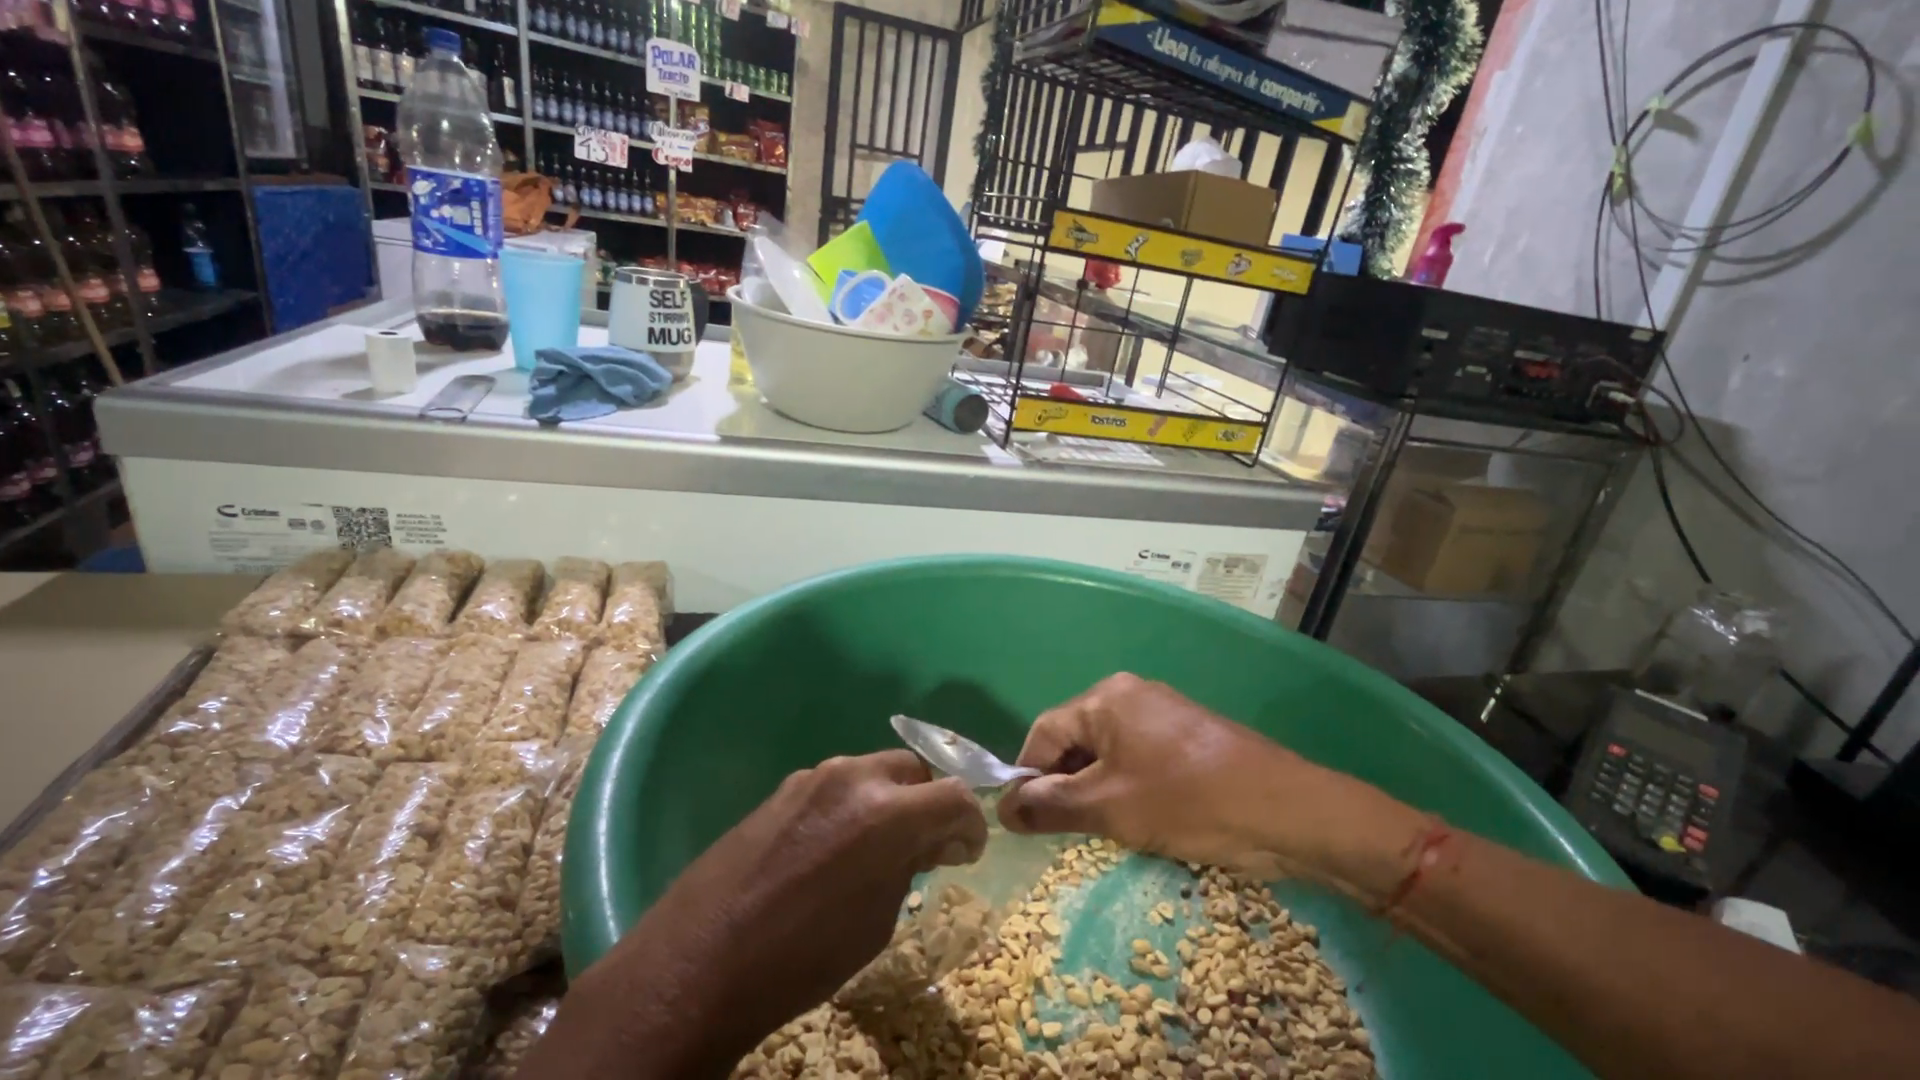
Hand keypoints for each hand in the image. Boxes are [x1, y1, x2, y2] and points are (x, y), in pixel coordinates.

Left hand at [573, 750, 986, 1074]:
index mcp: (888, 814)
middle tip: (927, 846)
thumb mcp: (877, 922)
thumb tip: (925, 845)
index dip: (970, 825)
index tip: (965, 853)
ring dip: (889, 801)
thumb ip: (909, 867)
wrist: (702, 960)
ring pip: (872, 772)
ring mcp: (811, 778)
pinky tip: (835, 848)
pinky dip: (852, 806)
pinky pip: (835, 785)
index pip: (956, 796)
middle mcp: (853, 778)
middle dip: (930, 803)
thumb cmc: (803, 957)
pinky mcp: (779, 789)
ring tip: (878, 848)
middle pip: (915, 769)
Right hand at [996, 673, 1410, 884]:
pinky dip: (1127, 790)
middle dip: (1064, 786)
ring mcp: (1163, 715)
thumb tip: (1005, 809)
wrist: (1284, 811)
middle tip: (1068, 832)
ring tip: (1106, 831)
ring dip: (1096, 793)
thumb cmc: (1185, 801)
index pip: (1043, 732)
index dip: (1028, 777)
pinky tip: (1140, 822)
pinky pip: (1137, 761)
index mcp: (1106, 698)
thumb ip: (1049, 805)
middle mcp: (1130, 695)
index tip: (1025, 822)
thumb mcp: (1108, 807)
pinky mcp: (1187, 740)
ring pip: (1106, 755)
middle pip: (1074, 740)